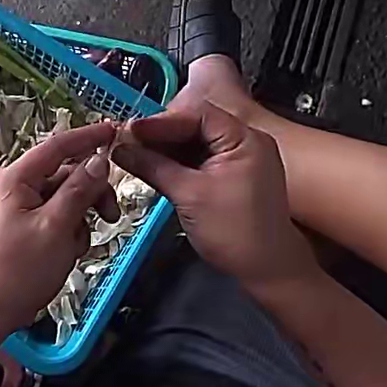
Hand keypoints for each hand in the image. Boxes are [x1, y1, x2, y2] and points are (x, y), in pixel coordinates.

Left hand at [0, 121, 119, 337]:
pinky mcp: (22, 229)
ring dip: (80, 219)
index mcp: (16, 178)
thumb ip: (79, 190)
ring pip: (64, 200)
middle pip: (65, 174)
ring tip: (78, 247)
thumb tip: (99, 160)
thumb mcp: (56, 227)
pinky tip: (68, 254)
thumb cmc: (18, 269)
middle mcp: (16, 188)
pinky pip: (55, 219)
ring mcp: (18, 209)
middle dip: (90, 193)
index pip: (58, 145)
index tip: (117, 131)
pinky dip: (68, 233)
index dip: (89, 137)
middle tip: (110, 216)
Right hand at [112, 101, 316, 288]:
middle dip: (159, 134)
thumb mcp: (188, 195)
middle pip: (194, 126)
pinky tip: (150, 164)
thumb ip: (153, 166)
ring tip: (132, 153)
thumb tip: (120, 148)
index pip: (197, 116)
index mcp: (244, 139)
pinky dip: (174, 161)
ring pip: (193, 142)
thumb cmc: (234, 232)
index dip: (160, 121)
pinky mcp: (230, 175)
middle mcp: (244, 141)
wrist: (266, 270)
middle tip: (126, 142)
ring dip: (164, 148)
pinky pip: (197, 158)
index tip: (130, 130)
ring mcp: (238, 158)